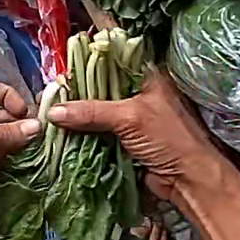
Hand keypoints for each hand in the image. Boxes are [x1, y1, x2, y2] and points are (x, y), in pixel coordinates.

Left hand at [0, 79, 40, 221]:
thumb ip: (3, 135)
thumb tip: (37, 127)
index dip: (10, 98)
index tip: (24, 115)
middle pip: (1, 118)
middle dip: (19, 127)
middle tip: (40, 143)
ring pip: (0, 143)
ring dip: (15, 149)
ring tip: (34, 160)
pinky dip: (6, 168)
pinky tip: (20, 174)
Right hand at [48, 72, 237, 204]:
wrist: (189, 180)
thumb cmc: (170, 139)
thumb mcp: (129, 118)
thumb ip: (91, 112)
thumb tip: (53, 111)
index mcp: (148, 76)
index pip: (113, 59)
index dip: (88, 61)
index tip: (61, 66)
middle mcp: (139, 92)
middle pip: (101, 86)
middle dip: (77, 91)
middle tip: (51, 92)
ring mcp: (132, 116)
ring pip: (98, 110)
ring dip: (78, 114)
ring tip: (50, 111)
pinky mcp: (126, 138)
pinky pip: (99, 130)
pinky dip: (84, 132)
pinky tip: (64, 131)